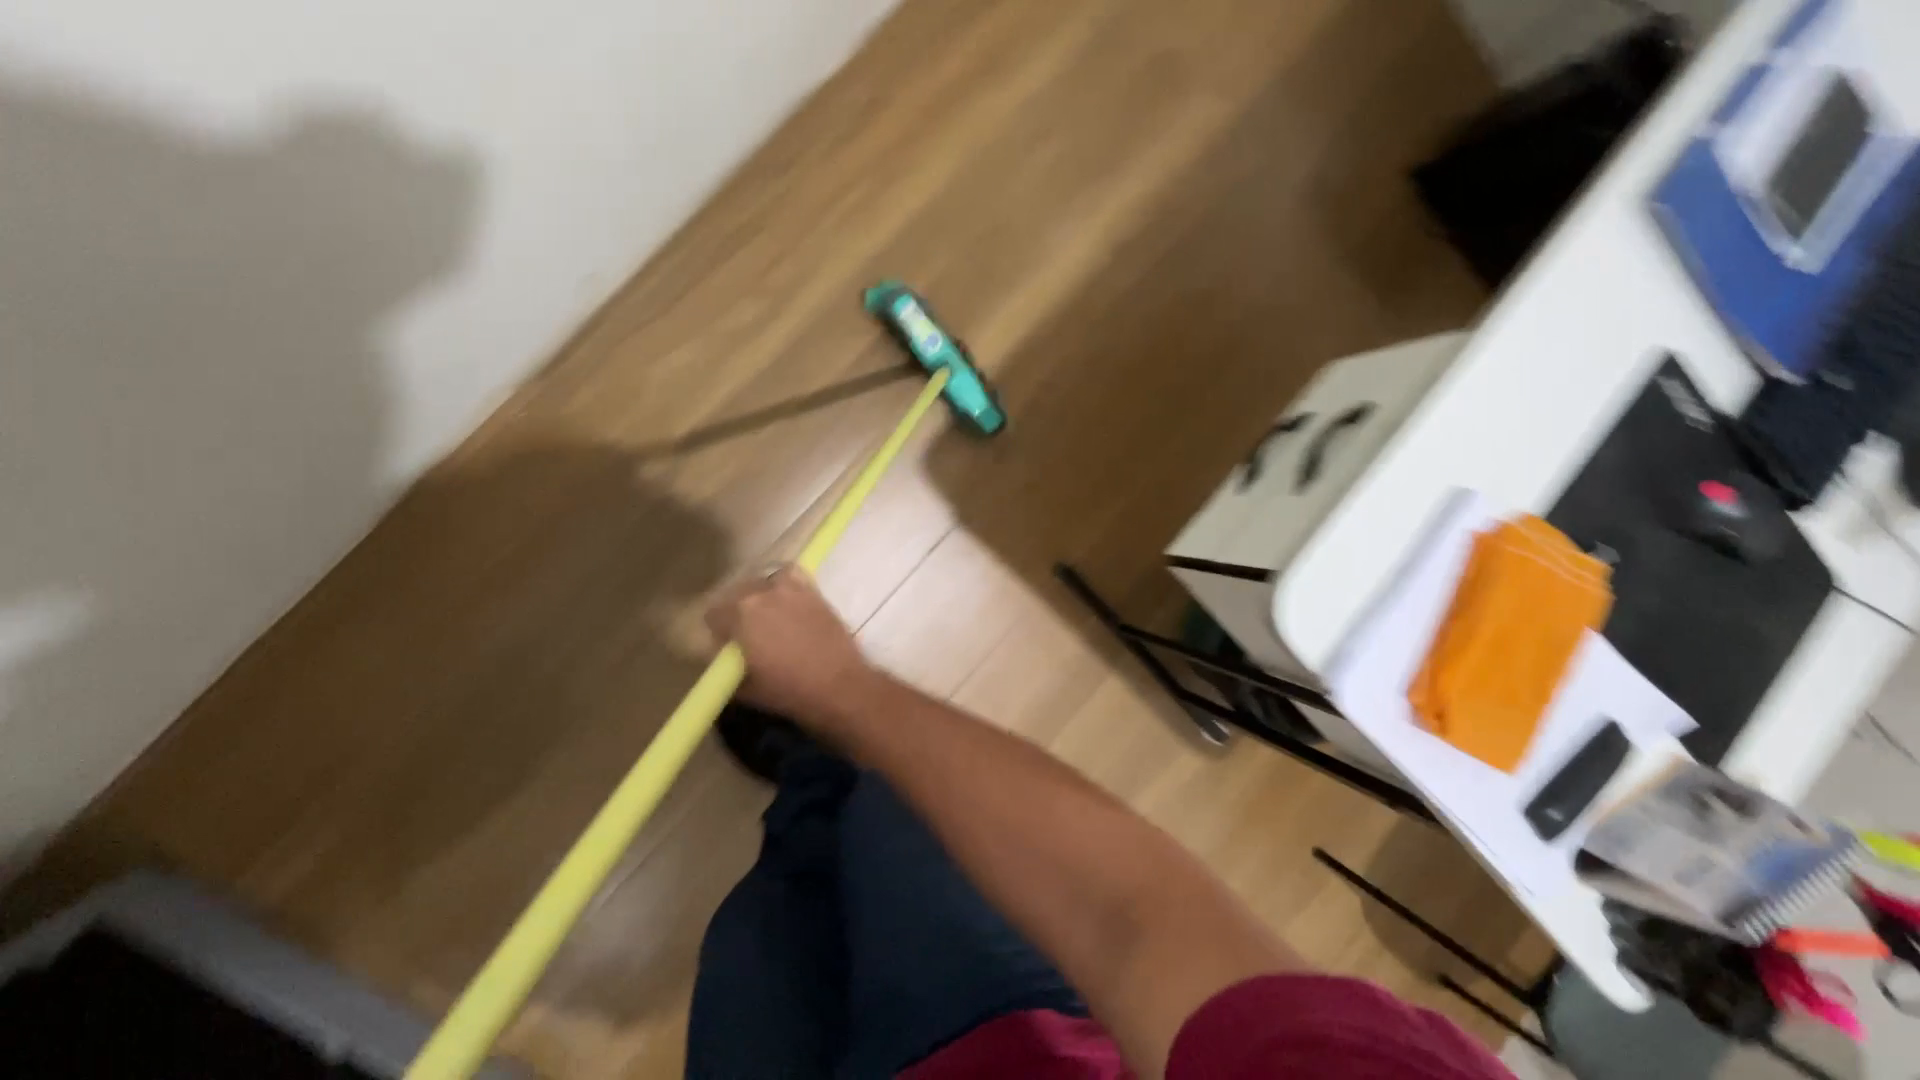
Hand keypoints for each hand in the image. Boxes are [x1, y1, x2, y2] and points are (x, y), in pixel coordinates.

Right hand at [707, 565, 877, 725]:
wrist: (839, 685)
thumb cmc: (789, 690)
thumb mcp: (745, 688)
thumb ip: (727, 669)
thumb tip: (725, 661)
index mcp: (739, 614)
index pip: (713, 613)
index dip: (717, 631)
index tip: (726, 647)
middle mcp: (761, 593)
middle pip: (736, 594)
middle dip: (736, 613)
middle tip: (747, 636)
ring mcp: (790, 588)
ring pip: (762, 583)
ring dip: (758, 597)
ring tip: (767, 617)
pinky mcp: (813, 591)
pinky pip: (791, 576)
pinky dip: (784, 585)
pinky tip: (788, 602)